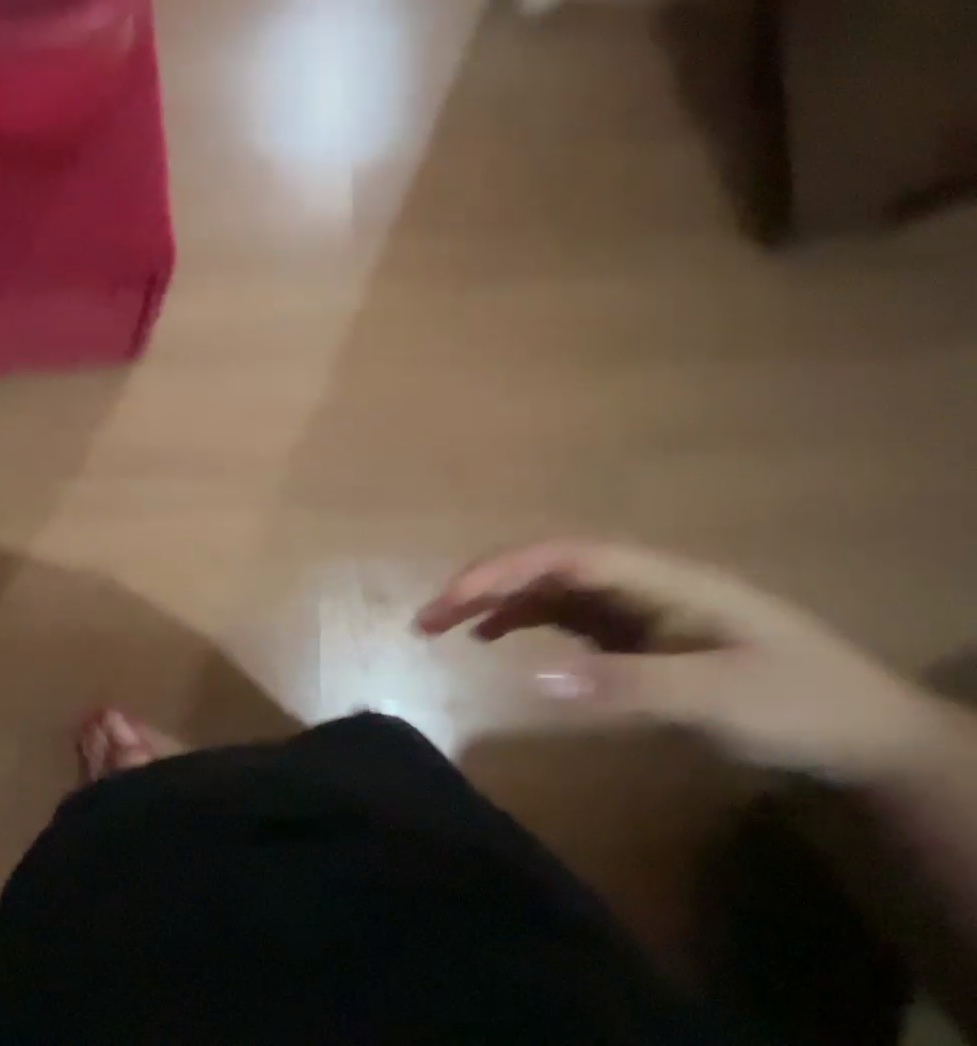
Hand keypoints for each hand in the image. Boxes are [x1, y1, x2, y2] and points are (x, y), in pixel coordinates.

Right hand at [415, 539, 942, 780]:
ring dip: (496, 602)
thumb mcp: (718, 699)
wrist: (871, 741)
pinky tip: (501, 642)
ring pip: (551, 591)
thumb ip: (625, 684)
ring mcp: (641, 611)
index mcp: (661, 580)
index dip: (499, 571)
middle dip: (482, 584)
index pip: (561, 557)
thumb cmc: (800, 707)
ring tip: (446, 628)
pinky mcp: (640, 640)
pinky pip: (566, 620)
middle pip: (546, 567)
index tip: (447, 602)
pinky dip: (524, 624)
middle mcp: (642, 585)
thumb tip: (529, 675)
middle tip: (427, 619)